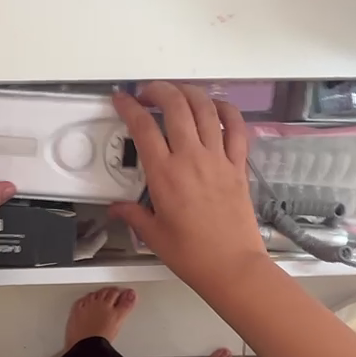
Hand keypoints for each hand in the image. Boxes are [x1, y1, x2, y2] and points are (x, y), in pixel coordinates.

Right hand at [107, 83, 268, 288]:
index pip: (142, 127)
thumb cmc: (194, 255)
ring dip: (189, 92)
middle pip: (175, 105)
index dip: (129, 107)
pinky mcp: (237, 166)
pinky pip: (236, 127)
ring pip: (205, 108)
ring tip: (178, 92)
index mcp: (165, 176)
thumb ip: (133, 215)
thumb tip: (118, 209)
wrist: (231, 266)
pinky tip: (217, 106)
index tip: (122, 100)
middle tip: (148, 92)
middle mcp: (191, 159)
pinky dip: (227, 110)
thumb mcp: (154, 236)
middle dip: (158, 90)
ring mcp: (217, 159)